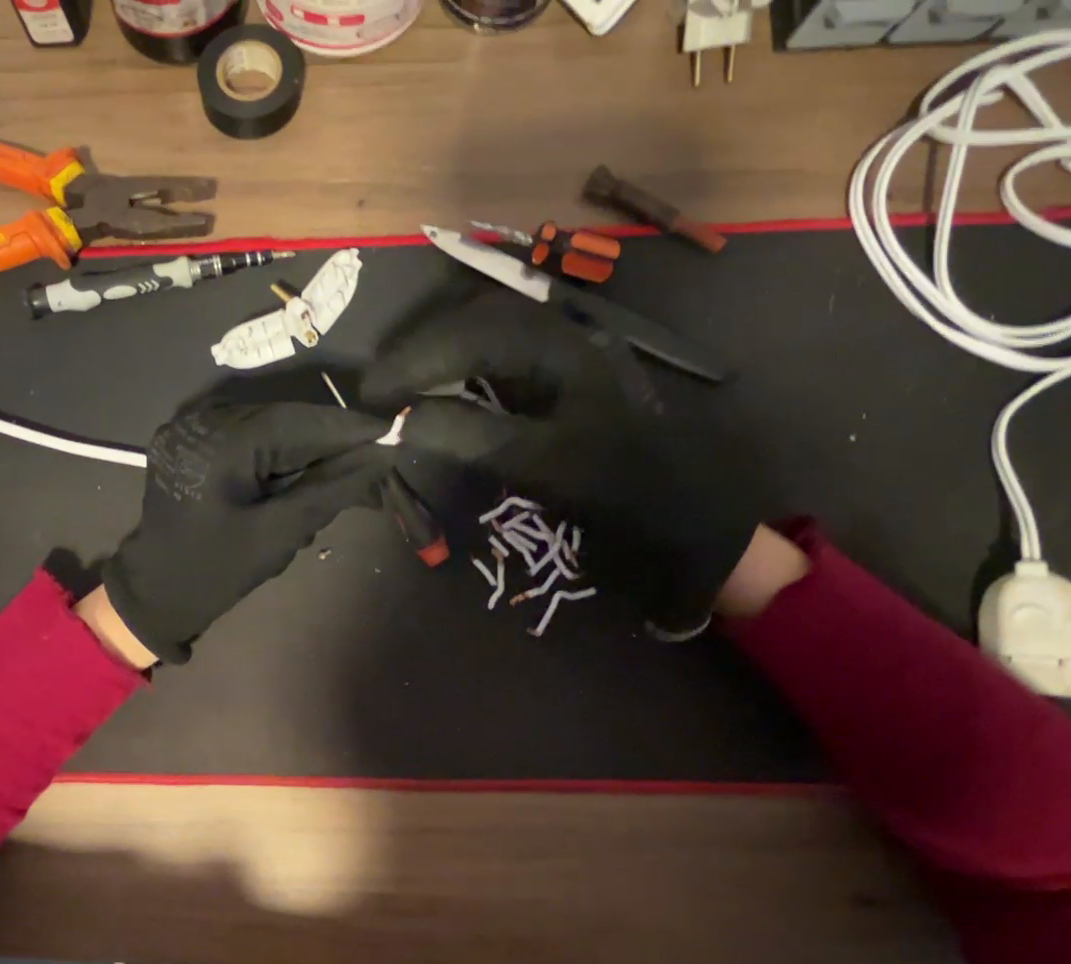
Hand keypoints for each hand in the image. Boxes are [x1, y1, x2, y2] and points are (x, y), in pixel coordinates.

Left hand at [100, 402, 392, 662]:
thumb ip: (330, 490)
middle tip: (371, 465)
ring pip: (267, 426)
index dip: (348, 428)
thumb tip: (380, 455)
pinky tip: (291, 483)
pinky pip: (245, 436)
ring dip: (302, 451)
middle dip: (327, 443)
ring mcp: (192, 426)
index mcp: (221, 442)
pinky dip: (273, 455)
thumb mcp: (278, 534)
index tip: (392, 431)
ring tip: (333, 483)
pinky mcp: (190, 438)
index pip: (299, 421)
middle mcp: (204, 419)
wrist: (152, 591)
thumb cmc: (214, 570)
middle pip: (284, 420)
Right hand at [364, 290, 761, 633]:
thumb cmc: (631, 502)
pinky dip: (464, 367)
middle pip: (480, 325)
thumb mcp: (549, 471)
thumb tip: (402, 421)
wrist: (699, 530)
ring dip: (439, 354)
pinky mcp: (569, 383)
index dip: (415, 363)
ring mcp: (570, 362)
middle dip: (421, 351)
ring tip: (399, 386)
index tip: (371, 394)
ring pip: (492, 337)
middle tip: (377, 389)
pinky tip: (442, 389)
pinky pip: (507, 359)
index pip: (474, 341)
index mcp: (567, 357)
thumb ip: (474, 438)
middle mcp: (568, 345)